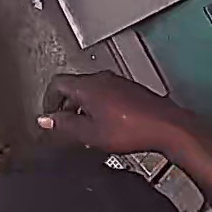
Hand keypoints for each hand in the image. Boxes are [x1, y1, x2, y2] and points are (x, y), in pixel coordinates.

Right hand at [37, 72, 196, 155]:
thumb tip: (46, 120)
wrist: (165, 126)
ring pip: (90, 90)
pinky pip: (105, 93)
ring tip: (84, 129)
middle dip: (65, 106)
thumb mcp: (90, 133)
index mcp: (87, 85)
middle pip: (73, 86)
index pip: (57, 83)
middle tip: (64, 126)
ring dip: (82, 107)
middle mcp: (101, 78)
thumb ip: (65, 125)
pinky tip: (105, 125)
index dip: (49, 101)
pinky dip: (98, 106)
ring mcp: (117, 82)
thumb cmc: (131, 129)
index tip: (49, 116)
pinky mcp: (129, 90)